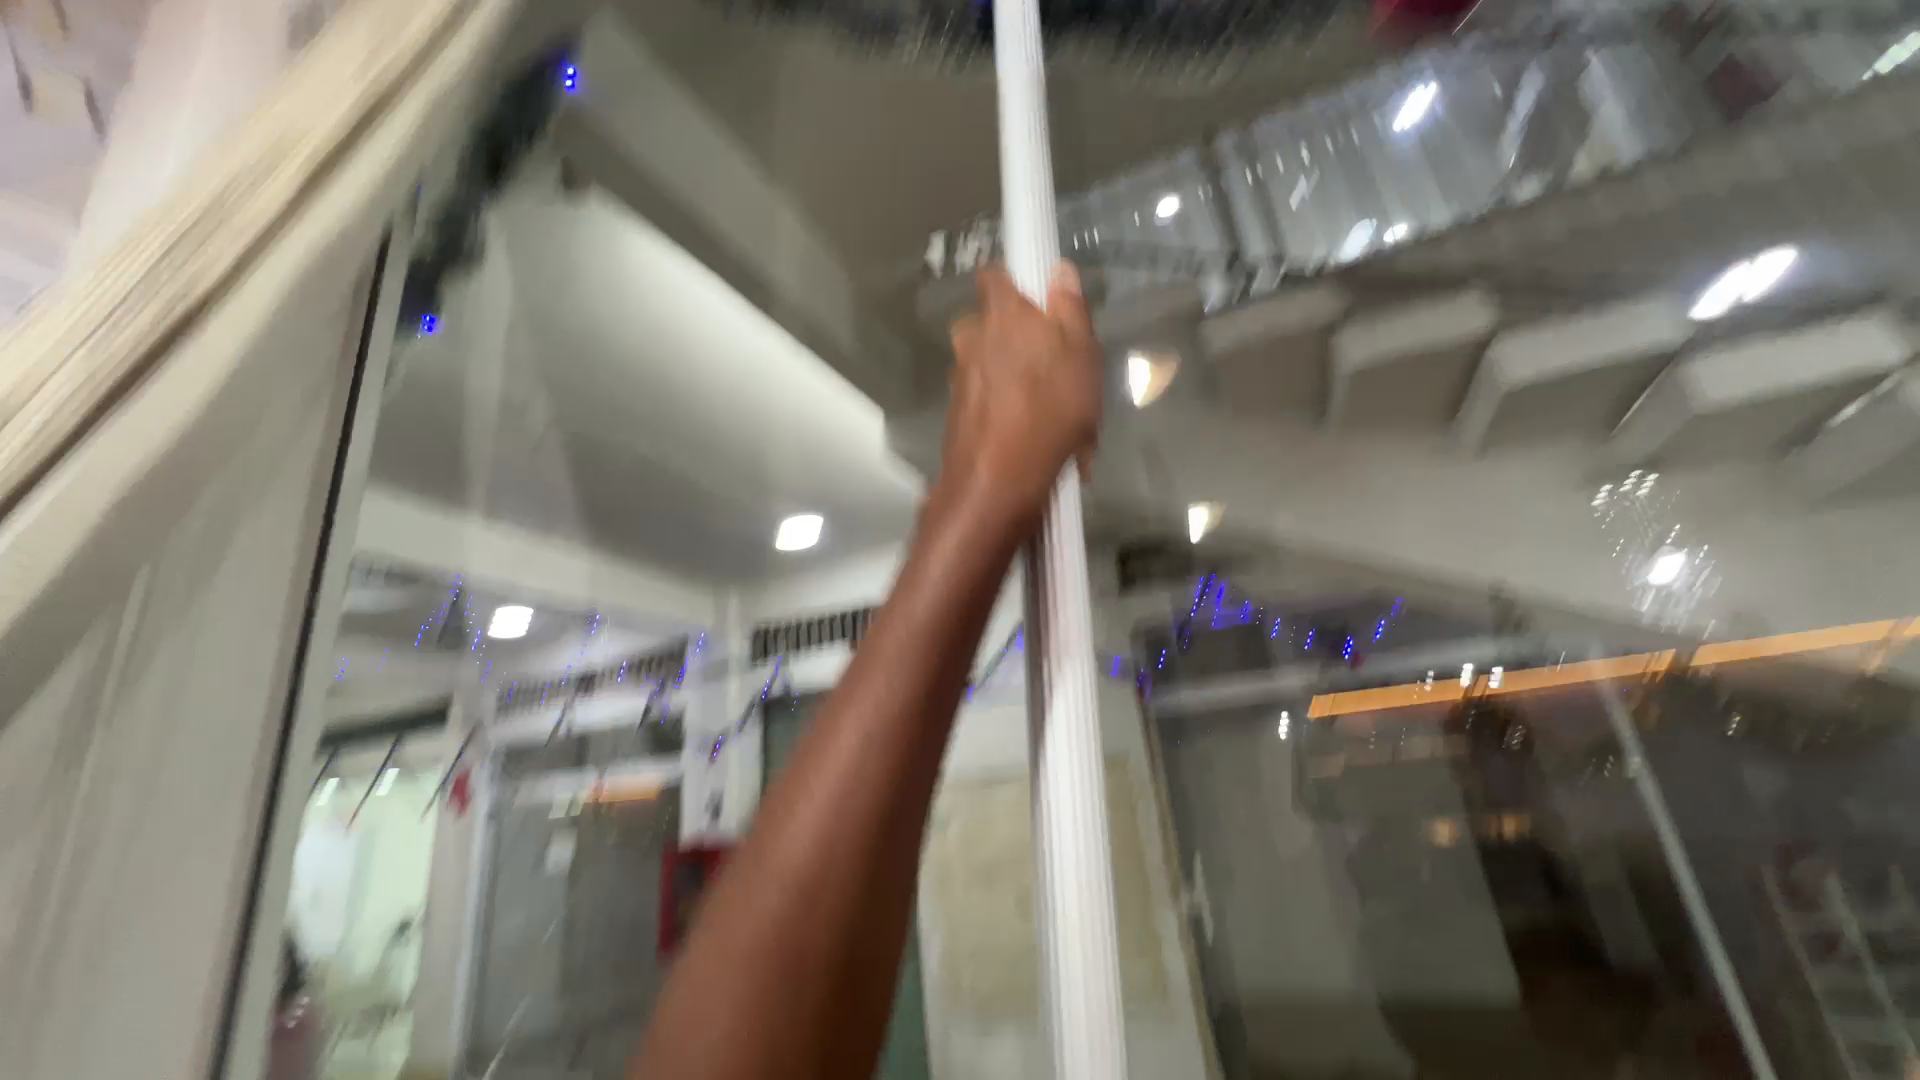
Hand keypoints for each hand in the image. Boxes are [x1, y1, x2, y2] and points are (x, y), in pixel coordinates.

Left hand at [943, 262, 1101, 526]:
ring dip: (1018, 384)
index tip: (1039, 302)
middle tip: (1055, 368)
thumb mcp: (1081, 355)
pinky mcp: (958, 416)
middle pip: (992, 326)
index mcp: (999, 315)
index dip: (1015, 284)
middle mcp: (970, 340)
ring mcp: (960, 380)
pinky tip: (1038, 443)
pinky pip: (990, 404)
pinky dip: (1010, 416)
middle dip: (1018, 340)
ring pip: (992, 368)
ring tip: (1054, 417)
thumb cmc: (1050, 410)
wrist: (998, 482)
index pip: (994, 276)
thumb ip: (1069, 309)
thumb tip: (1058, 270)